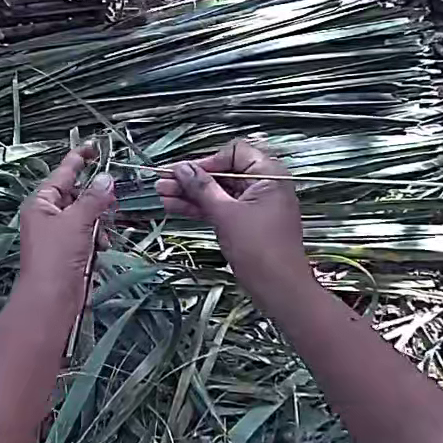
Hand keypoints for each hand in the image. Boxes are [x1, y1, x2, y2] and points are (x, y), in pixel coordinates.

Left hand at [18, 143, 116, 292]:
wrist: (52, 301)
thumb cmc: (57, 256)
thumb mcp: (77, 222)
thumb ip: (94, 198)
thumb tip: (107, 178)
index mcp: (42, 203)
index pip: (63, 173)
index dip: (79, 159)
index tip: (95, 147)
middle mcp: (49, 216)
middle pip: (77, 195)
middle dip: (96, 196)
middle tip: (116, 192)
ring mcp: (60, 235)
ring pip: (87, 216)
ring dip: (99, 221)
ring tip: (104, 231)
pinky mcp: (71, 252)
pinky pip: (90, 235)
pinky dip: (98, 238)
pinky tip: (102, 247)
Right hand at [156, 140, 312, 295]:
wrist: (280, 290)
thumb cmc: (258, 248)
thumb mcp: (226, 214)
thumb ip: (202, 188)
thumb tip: (181, 167)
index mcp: (269, 175)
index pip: (234, 153)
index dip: (207, 161)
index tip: (184, 172)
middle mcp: (264, 185)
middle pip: (223, 172)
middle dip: (192, 179)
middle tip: (163, 182)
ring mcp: (256, 205)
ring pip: (219, 192)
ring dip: (191, 194)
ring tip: (161, 194)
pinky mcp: (247, 223)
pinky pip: (222, 208)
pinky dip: (201, 208)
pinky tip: (175, 207)